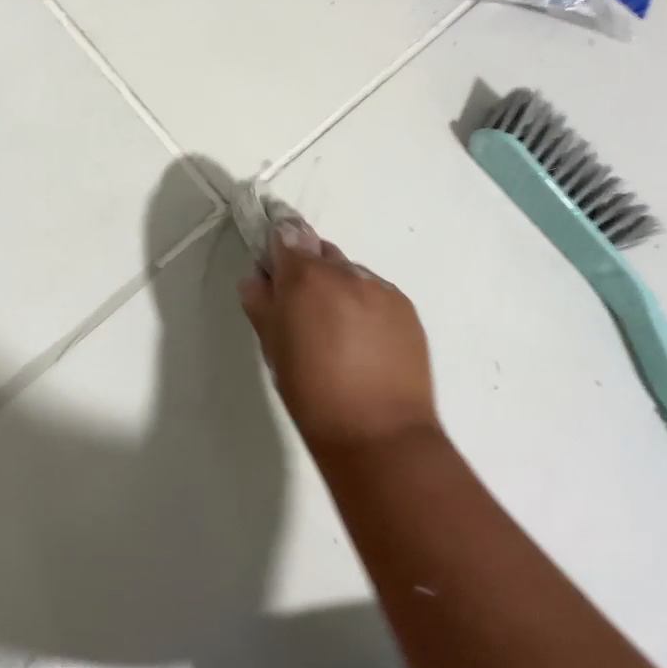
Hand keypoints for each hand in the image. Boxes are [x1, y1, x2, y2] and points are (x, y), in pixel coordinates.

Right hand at [239, 211, 438, 449]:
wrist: (378, 433)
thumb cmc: (310, 390)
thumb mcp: (271, 345)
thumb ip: (261, 302)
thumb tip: (258, 279)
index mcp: (306, 278)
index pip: (286, 233)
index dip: (275, 242)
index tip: (268, 260)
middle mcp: (346, 273)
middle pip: (319, 251)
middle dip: (306, 268)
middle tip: (297, 305)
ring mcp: (382, 290)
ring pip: (350, 273)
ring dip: (336, 287)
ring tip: (333, 329)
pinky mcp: (407, 310)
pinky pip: (375, 293)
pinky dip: (362, 305)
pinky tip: (359, 340)